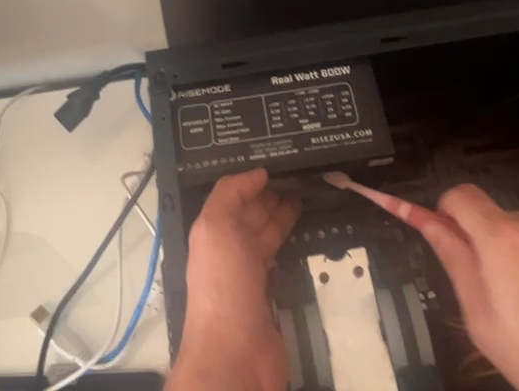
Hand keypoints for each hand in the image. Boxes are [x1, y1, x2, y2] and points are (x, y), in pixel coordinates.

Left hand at [166, 169, 300, 390]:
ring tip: (305, 199)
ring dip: (283, 218)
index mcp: (214, 234)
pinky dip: (291, 247)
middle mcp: (230, 253)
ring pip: (268, 237)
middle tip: (298, 178)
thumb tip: (254, 173)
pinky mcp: (271, 299)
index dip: (253, 180)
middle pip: (253, 216)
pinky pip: (281, 264)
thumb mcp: (215, 228)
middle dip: (271, 196)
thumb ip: (229, 195)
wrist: (234, 355)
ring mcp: (250, 276)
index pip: (235, 198)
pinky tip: (304, 239)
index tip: (278, 163)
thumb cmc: (221, 291)